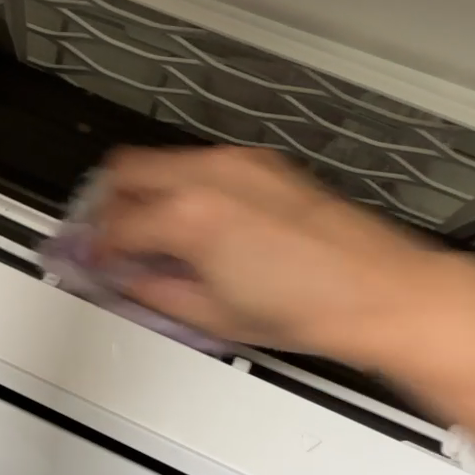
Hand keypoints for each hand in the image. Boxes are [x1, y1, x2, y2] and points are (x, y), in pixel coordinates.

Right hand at [90, 146, 473, 361]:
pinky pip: (198, 162)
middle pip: (124, 169)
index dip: (93, 247)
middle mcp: (212, 176)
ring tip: (146, 231)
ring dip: (140, 190)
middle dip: (104, 204)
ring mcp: (240, 163)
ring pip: (160, 159)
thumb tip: (123, 279)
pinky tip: (189, 221)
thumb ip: (151, 291)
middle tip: (104, 236)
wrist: (382, 292)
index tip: (91, 259)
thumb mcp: (212, 315)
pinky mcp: (263, 164)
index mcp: (191, 217)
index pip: (113, 223)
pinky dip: (178, 186)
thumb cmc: (313, 306)